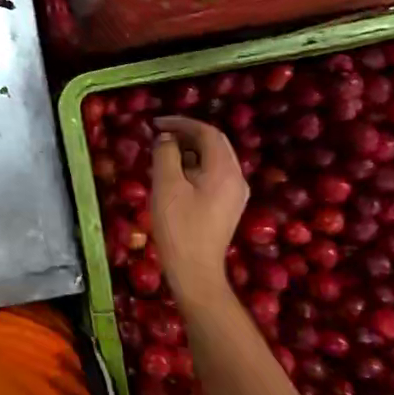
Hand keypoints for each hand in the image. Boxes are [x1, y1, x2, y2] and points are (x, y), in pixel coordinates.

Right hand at [149, 116, 249, 300]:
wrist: (195, 271)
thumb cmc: (179, 227)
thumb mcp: (166, 186)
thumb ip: (166, 154)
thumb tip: (167, 138)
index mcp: (224, 169)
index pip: (207, 132)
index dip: (181, 123)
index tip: (156, 124)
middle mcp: (237, 178)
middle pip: (215, 144)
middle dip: (187, 135)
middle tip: (160, 135)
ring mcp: (236, 194)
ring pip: (214, 160)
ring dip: (190, 151)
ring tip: (163, 155)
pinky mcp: (228, 207)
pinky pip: (214, 176)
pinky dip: (195, 167)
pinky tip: (176, 177)